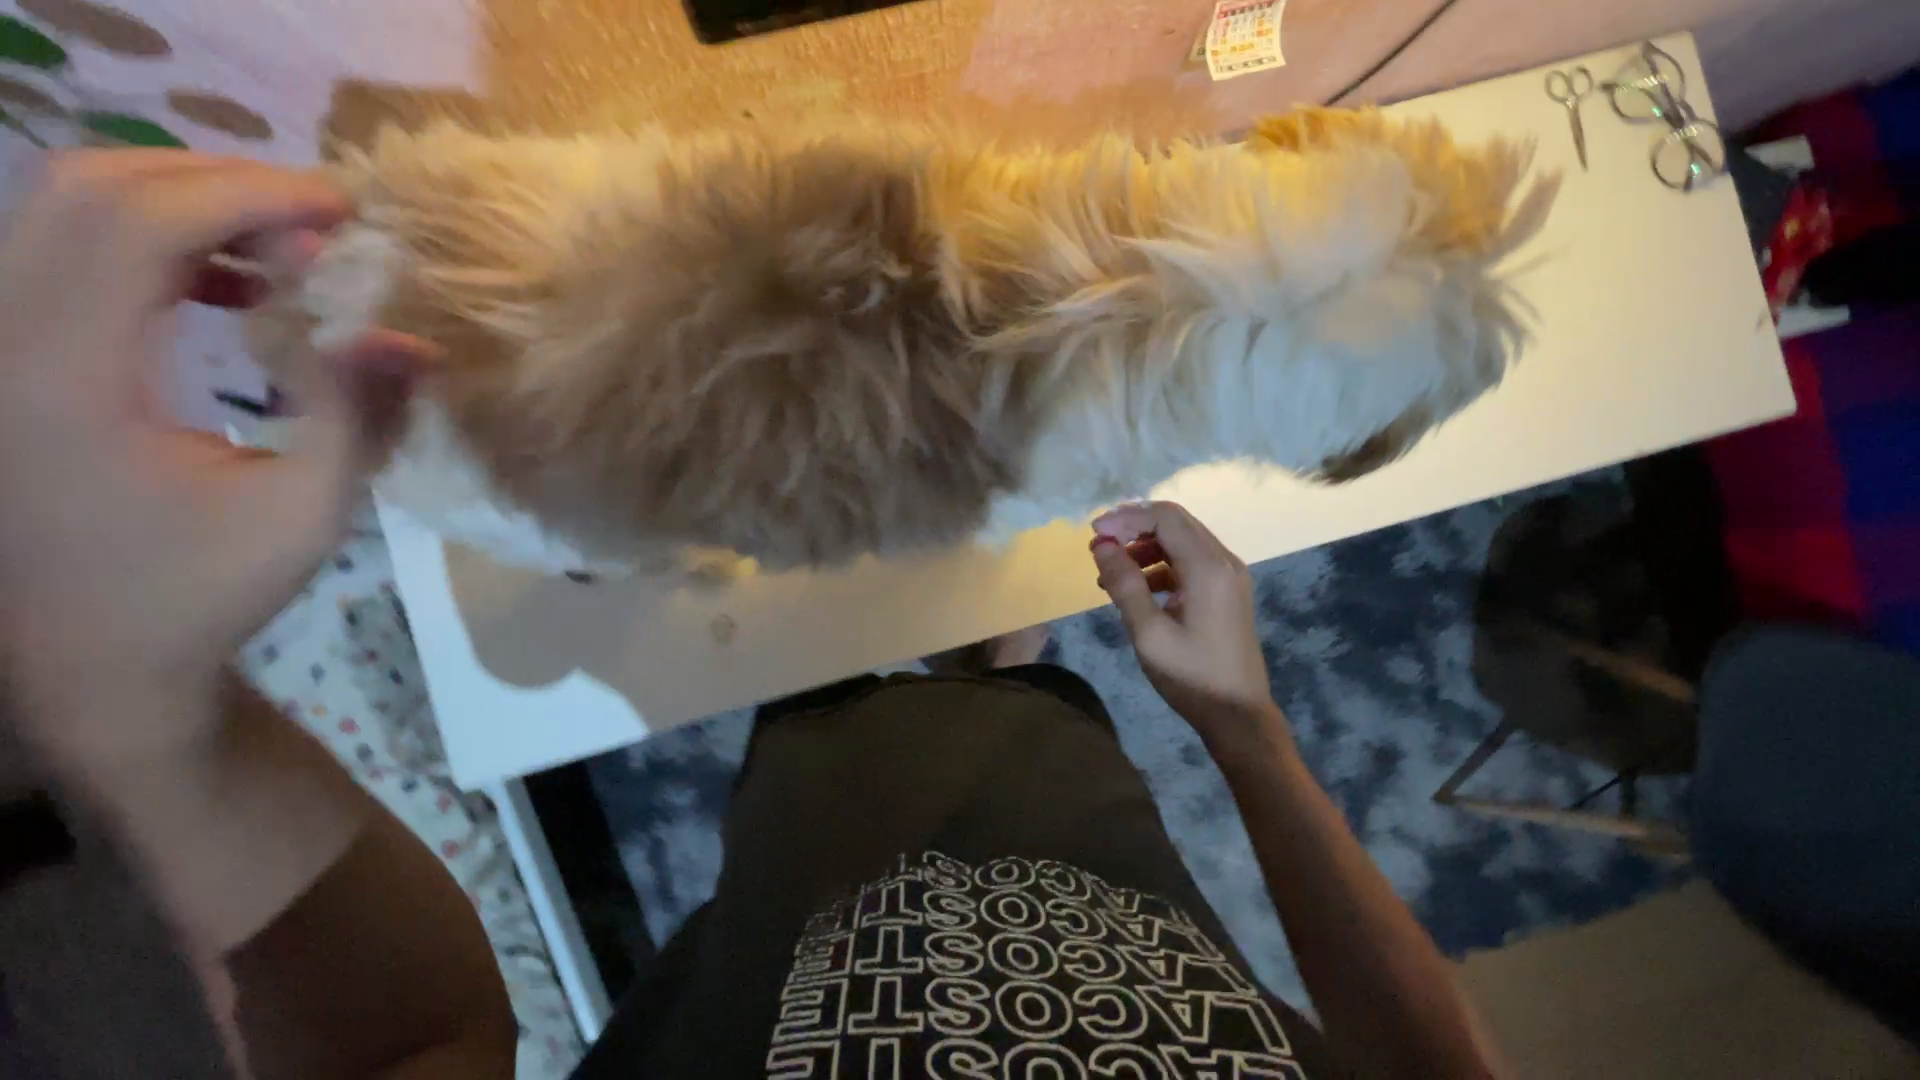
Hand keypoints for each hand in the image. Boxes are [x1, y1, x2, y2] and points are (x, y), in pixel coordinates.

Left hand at [0, 150, 430, 767]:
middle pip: (86, 187)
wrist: (87, 657)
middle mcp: (0, 337)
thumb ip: (356, 415)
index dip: (248, 195)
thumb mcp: (305, 512)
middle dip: (217, 182)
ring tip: (285, 246)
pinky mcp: (3, 356)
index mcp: (66, 376)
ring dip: (184, 206)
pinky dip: (151, 243)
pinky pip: (61, 252)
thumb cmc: (202, 591)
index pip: (138, 222)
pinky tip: (224, 286)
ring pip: (62, 207)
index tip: (343, 210)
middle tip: (319, 217)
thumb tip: (413, 340)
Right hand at [1090, 501, 1285, 745]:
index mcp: (1208, 567)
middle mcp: (1224, 561)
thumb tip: (1101, 545)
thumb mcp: (1148, 633)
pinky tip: (1136, 589)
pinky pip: (1190, 562)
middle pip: (1175, 523)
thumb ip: (1124, 584)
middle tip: (1098, 546)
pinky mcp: (1226, 592)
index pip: (1164, 518)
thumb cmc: (1191, 676)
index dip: (1126, 518)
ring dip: (1145, 546)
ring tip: (1111, 571)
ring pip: (1182, 542)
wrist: (1239, 715)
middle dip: (1133, 527)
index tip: (1093, 535)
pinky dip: (1160, 565)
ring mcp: (1229, 576)